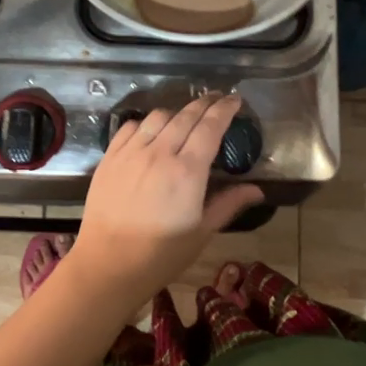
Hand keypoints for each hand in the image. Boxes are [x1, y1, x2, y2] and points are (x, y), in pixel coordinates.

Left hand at [65, 94, 263, 310]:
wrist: (108, 265)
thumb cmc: (161, 255)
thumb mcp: (201, 232)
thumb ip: (228, 204)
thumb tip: (257, 190)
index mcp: (187, 171)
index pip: (210, 126)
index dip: (225, 109)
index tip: (235, 100)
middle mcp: (159, 153)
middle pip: (186, 115)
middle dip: (206, 103)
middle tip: (218, 100)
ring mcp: (131, 152)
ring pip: (158, 116)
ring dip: (177, 112)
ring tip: (186, 118)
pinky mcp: (110, 158)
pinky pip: (130, 127)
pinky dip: (146, 123)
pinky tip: (152, 131)